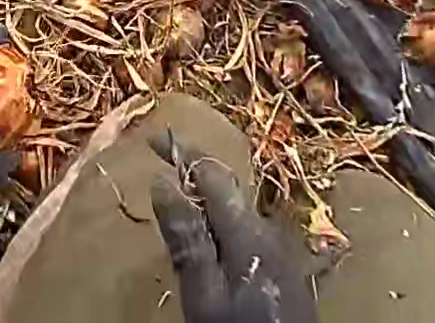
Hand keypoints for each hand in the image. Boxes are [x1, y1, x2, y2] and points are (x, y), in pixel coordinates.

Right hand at [150, 134, 318, 322]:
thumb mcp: (204, 297)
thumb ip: (187, 239)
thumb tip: (161, 180)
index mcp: (248, 228)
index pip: (211, 172)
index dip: (182, 151)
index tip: (153, 138)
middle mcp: (267, 226)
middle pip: (226, 187)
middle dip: (194, 172)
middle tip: (163, 164)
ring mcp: (279, 246)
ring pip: (236, 208)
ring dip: (207, 198)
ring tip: (179, 199)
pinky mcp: (282, 266)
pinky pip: (245, 229)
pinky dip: (221, 222)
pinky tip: (208, 237)